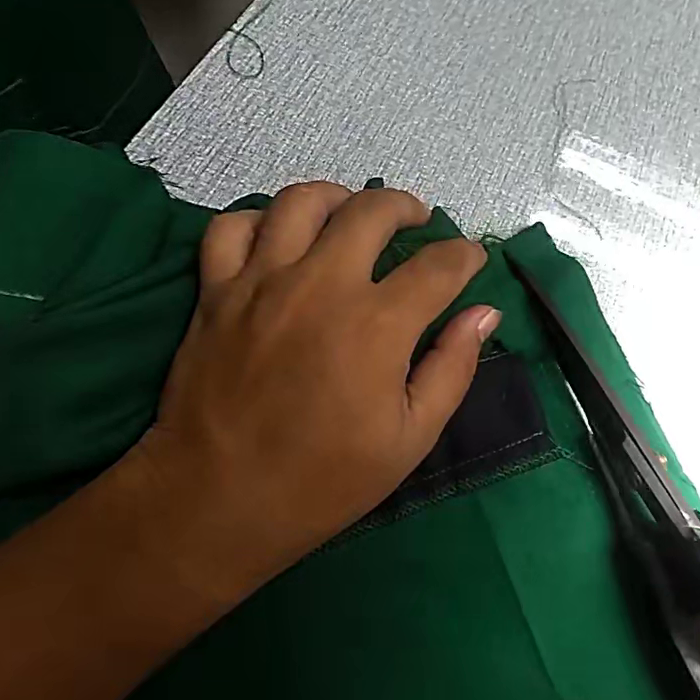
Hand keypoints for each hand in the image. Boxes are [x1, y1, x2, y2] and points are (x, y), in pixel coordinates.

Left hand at [126, 182, 497, 607]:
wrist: (216, 502)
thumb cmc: (324, 479)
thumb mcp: (411, 438)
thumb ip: (453, 368)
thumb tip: (484, 314)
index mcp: (377, 325)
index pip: (438, 266)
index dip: (465, 256)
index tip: (471, 258)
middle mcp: (321, 285)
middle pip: (372, 210)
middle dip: (406, 207)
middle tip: (418, 220)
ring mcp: (261, 282)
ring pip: (301, 201)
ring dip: (338, 197)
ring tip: (351, 213)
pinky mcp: (215, 292)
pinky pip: (232, 227)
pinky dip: (260, 221)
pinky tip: (279, 239)